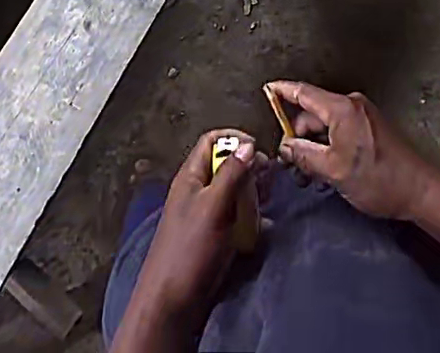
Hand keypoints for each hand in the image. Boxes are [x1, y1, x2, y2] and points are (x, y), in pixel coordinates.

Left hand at [130, 129, 265, 315]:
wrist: (172, 301)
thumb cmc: (190, 249)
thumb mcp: (213, 206)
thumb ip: (231, 174)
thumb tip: (248, 145)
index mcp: (191, 175)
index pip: (212, 141)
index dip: (234, 139)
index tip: (258, 150)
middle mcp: (197, 189)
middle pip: (225, 165)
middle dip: (247, 168)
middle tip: (267, 179)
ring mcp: (205, 213)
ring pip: (232, 191)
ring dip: (250, 194)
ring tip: (266, 201)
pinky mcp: (213, 235)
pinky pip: (234, 217)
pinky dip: (248, 217)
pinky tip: (261, 226)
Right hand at [265, 81, 438, 220]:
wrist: (421, 191)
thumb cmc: (378, 178)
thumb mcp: (333, 170)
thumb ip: (304, 155)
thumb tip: (285, 148)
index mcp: (340, 108)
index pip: (303, 92)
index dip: (282, 90)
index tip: (266, 89)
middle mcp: (351, 104)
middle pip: (313, 110)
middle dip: (297, 131)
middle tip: (289, 158)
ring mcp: (362, 115)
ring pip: (326, 122)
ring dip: (313, 141)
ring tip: (308, 169)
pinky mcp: (370, 127)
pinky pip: (339, 128)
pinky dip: (328, 142)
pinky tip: (325, 165)